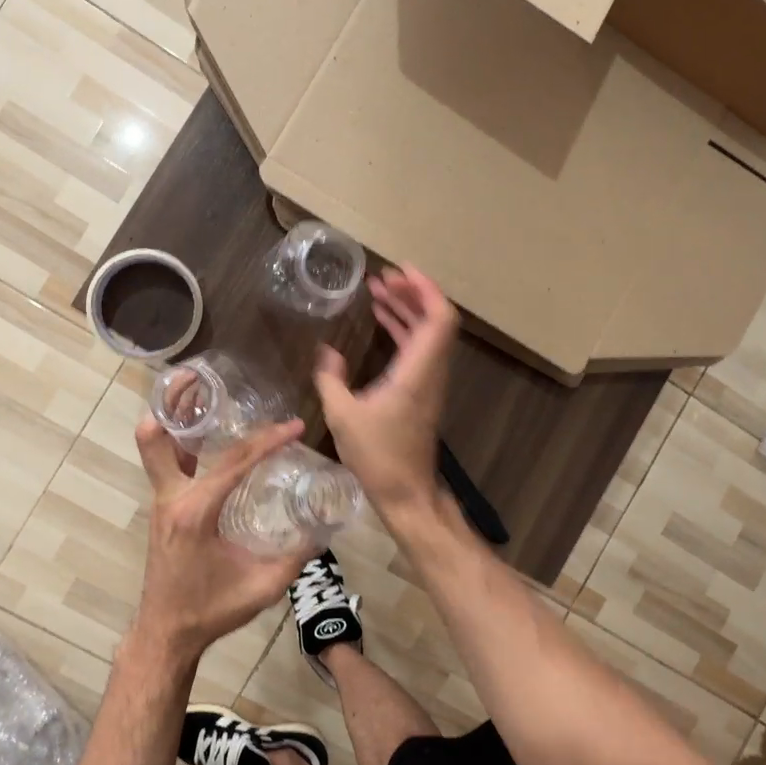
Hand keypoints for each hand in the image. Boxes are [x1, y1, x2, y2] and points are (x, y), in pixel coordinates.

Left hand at [130, 415, 311, 658]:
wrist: (167, 632)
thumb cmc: (212, 610)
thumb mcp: (263, 587)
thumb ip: (296, 557)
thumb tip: (324, 529)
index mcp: (196, 513)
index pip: (234, 463)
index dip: (268, 441)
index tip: (295, 426)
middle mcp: (171, 498)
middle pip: (158, 438)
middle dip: (175, 405)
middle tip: (201, 380)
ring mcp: (161, 502)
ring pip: (154, 446)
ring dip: (173, 418)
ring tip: (201, 394)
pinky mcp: (162, 508)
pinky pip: (165, 463)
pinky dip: (180, 441)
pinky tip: (206, 436)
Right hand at [313, 265, 459, 517]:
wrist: (405, 493)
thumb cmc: (377, 456)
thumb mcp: (342, 417)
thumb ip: (331, 380)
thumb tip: (326, 351)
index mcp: (417, 372)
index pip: (439, 319)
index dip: (425, 289)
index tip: (400, 271)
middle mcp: (430, 372)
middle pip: (435, 319)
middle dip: (411, 292)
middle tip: (382, 277)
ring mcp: (430, 382)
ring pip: (428, 333)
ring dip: (407, 309)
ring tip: (377, 291)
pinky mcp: (423, 392)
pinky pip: (419, 349)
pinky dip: (403, 329)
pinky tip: (381, 320)